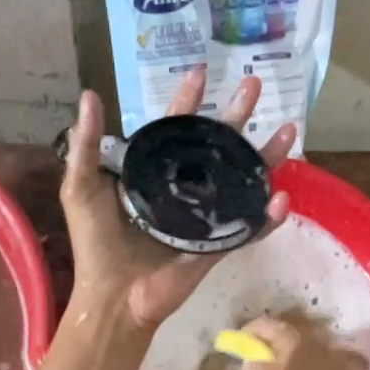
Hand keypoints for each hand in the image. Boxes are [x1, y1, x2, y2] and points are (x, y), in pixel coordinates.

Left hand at [60, 68, 295, 331]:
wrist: (113, 296)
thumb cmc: (95, 245)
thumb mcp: (81, 188)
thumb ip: (85, 145)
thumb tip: (89, 95)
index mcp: (152, 174)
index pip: (176, 130)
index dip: (188, 101)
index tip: (201, 73)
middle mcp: (182, 191)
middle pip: (217, 147)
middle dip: (237, 116)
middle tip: (255, 86)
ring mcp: (203, 219)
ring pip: (241, 182)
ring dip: (266, 158)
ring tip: (288, 132)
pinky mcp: (217, 247)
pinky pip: (248, 229)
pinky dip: (268, 217)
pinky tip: (282, 197)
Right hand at [239, 316, 369, 369]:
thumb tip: (247, 362)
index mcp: (288, 335)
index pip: (261, 324)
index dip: (246, 332)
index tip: (236, 344)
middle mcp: (304, 334)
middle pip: (278, 331)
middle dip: (263, 341)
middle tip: (252, 356)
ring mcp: (320, 346)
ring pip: (292, 343)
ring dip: (279, 352)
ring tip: (270, 368)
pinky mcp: (330, 360)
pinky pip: (304, 354)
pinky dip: (293, 360)